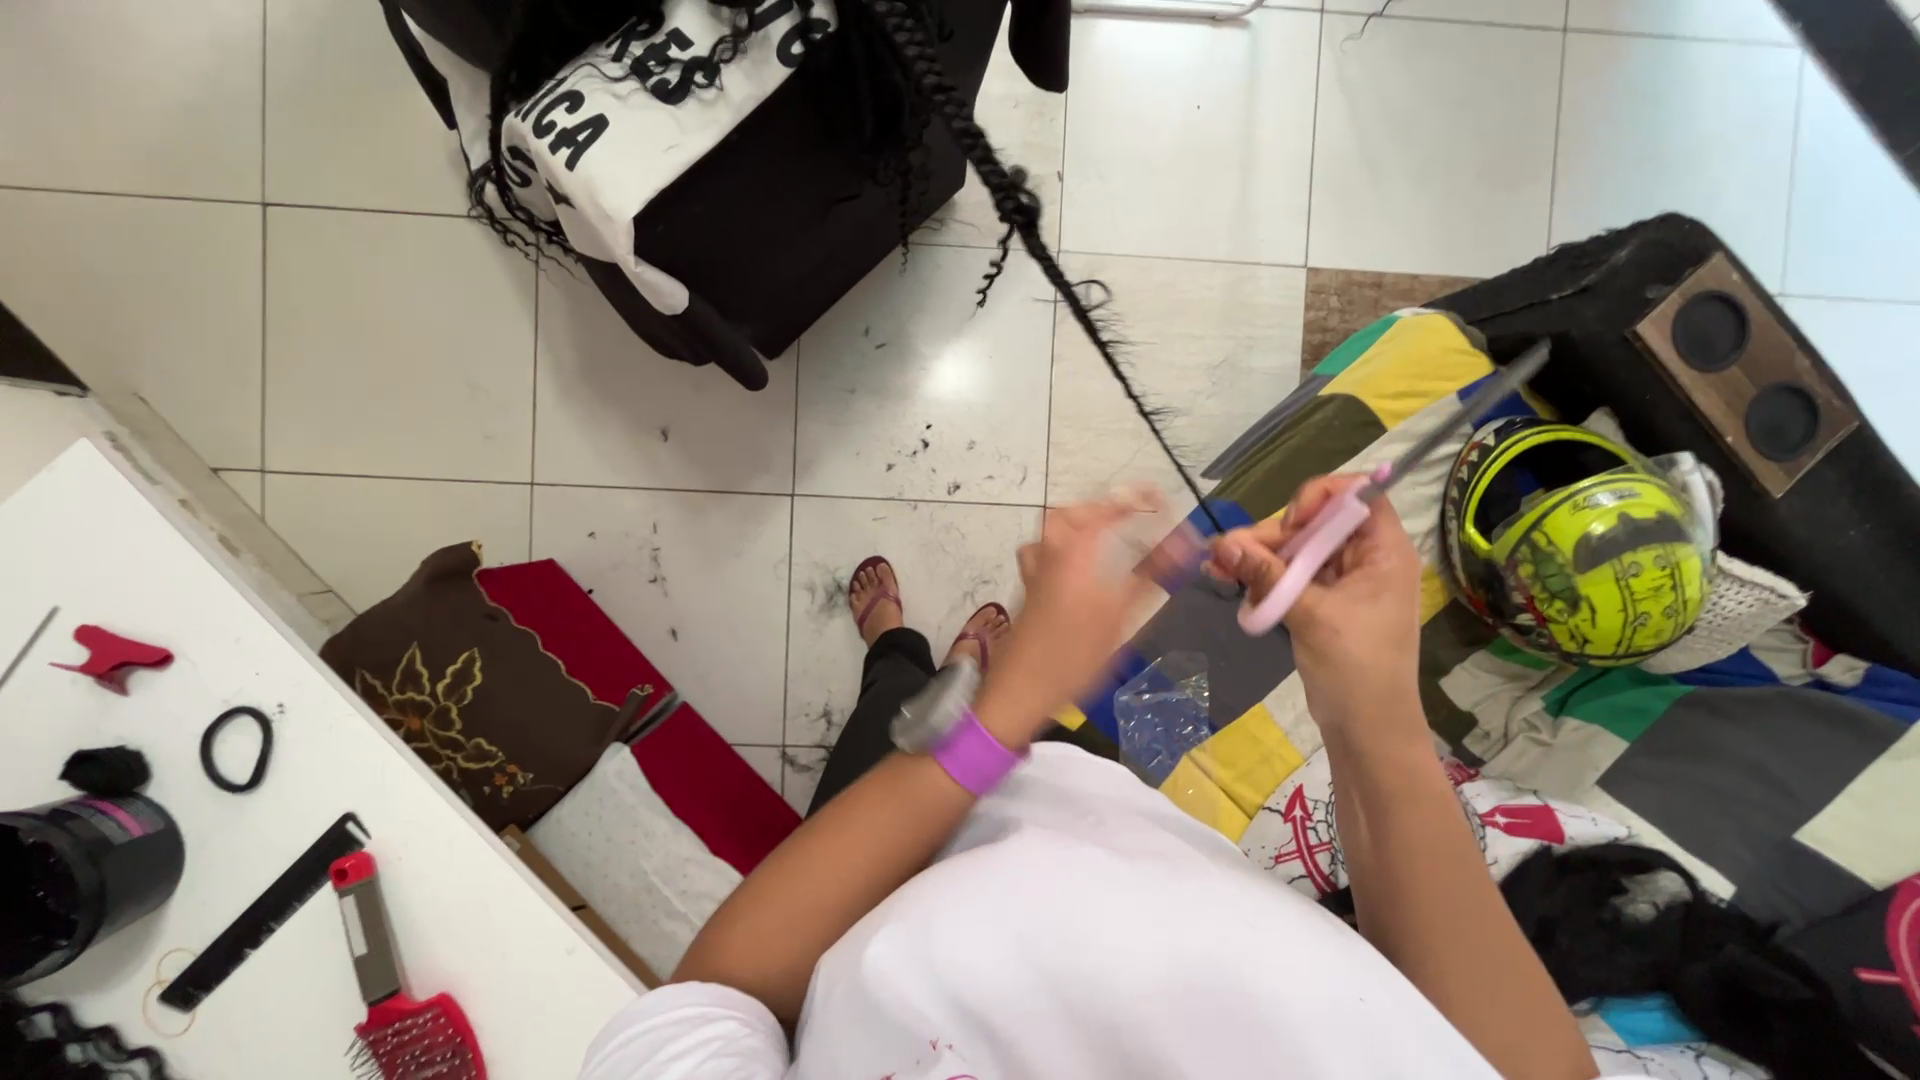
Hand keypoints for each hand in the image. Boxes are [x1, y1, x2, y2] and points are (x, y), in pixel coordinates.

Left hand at [976, 493, 1183, 742]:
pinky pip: (1038, 555)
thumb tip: (1187, 540)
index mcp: (1076, 554)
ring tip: (1098, 535)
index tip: (1156, 497)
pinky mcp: (1026, 595)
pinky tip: (1071, 569)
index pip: (1105, 511)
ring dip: (1072, 526)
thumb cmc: (1075, 655)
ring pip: (1047, 534)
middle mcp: (1050, 556)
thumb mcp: (1122, 617)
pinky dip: (1056, 549)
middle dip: (1096, 508)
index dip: (1132, 500)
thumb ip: (1153, 574)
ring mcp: (1033, 576)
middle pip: (1066, 515)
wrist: (1020, 690)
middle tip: (1123, 516)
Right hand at [1206, 475, 1424, 739]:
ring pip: (1297, 550)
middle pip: (1314, 524)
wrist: (1367, 728)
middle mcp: (1366, 558)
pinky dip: (1264, 578)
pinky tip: (1234, 584)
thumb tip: (1221, 543)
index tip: (1289, 526)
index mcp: (1384, 552)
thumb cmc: (1355, 668)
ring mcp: (1344, 581)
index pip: (1357, 495)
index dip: (1319, 499)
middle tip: (1224, 552)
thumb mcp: (1308, 615)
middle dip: (1269, 536)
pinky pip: (1292, 575)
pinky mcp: (1324, 602)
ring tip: (1217, 569)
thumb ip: (1265, 574)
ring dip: (1258, 557)